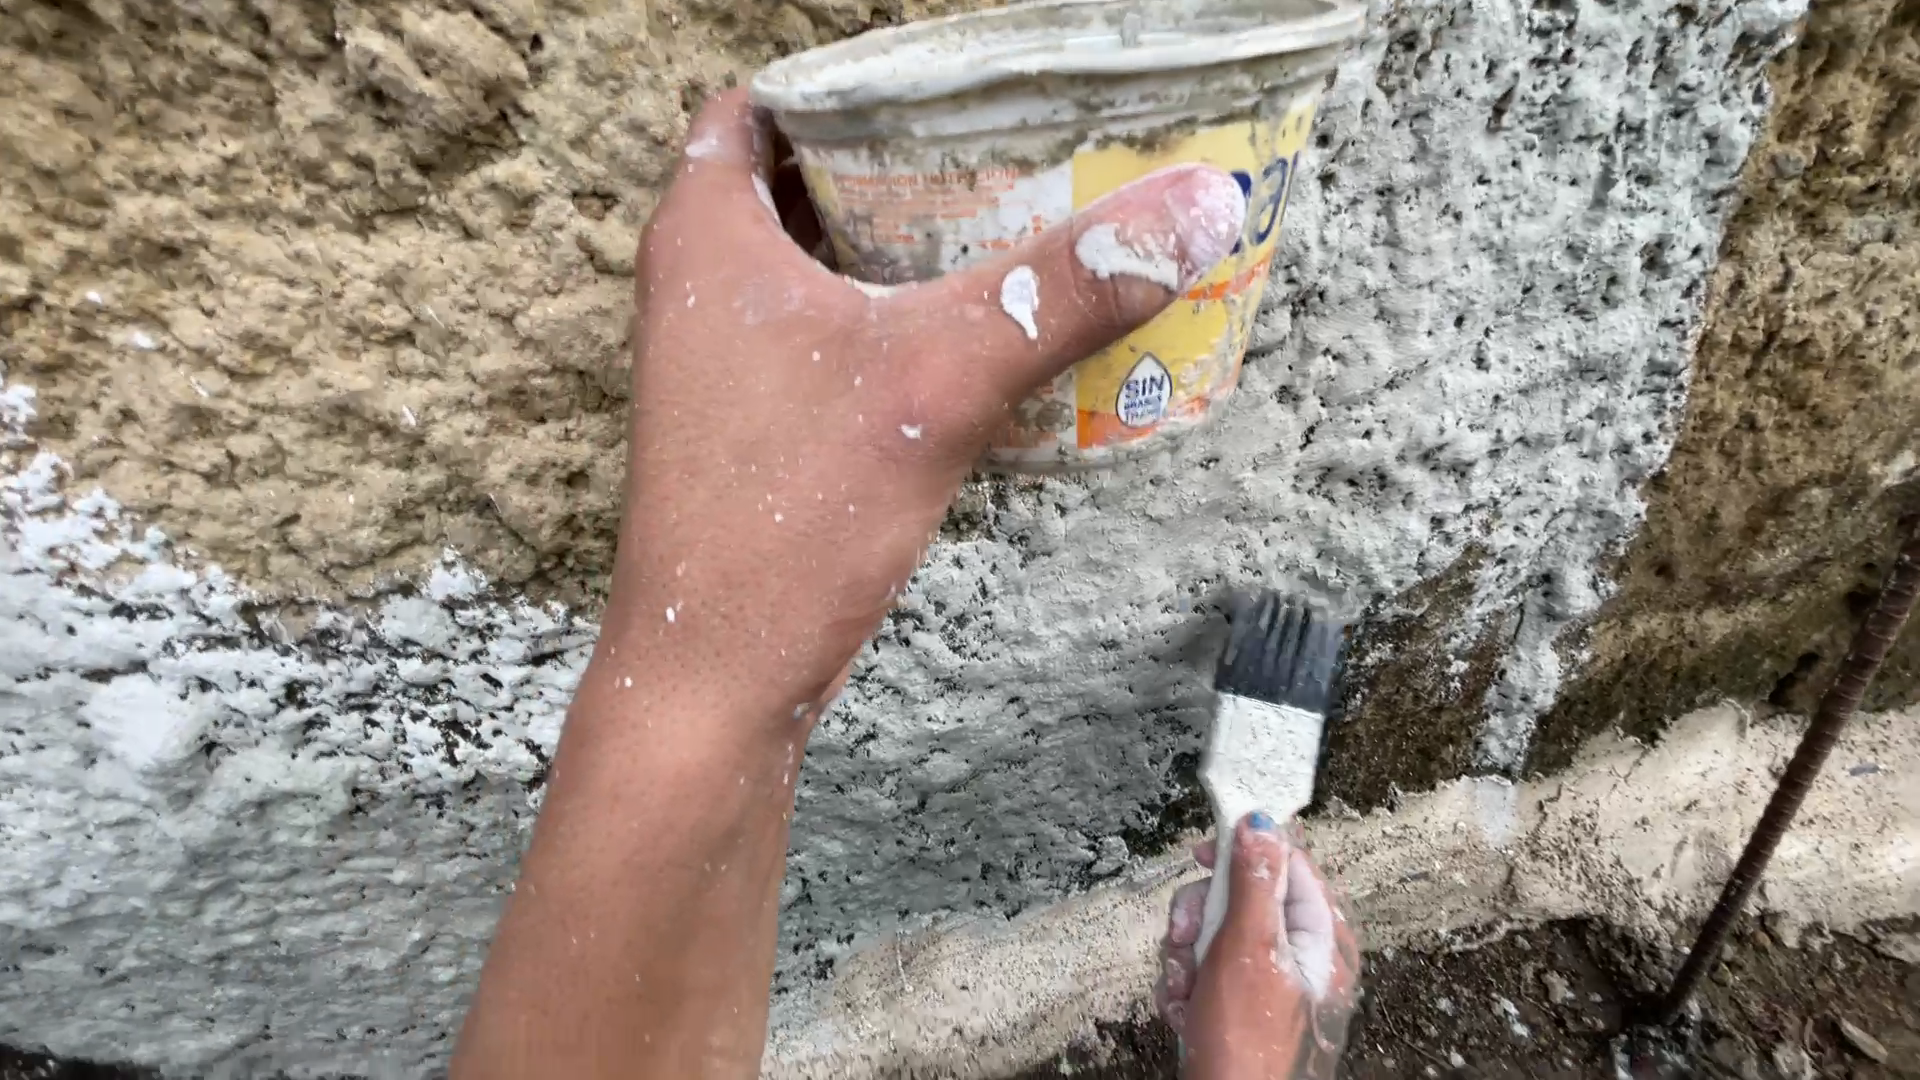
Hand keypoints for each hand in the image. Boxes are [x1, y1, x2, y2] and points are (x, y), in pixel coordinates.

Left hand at [595, 88, 1248, 732]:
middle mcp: (705, 288)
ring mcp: (734, 364)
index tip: (950, 96)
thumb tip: (1198, 207)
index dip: (858, 88)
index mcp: (707, 233)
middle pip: (812, 185)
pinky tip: (976, 342)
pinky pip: (841, 344)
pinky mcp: (769, 426)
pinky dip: (902, 328)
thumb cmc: (790, 519)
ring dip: (909, 253)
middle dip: (904, 168)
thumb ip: (1062, 291)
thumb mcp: (938, 382)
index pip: (772, 104)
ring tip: (1010, 238)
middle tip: (1007, 160)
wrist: (723, 671)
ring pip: (829, 271)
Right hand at [1155, 814, 1361, 1079]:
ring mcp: (1266, 977)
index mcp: (1320, 940)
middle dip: (1200, 914)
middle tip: (1185, 934)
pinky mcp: (1238, 997)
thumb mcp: (1248, 947)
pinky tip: (1184, 1005)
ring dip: (1186, 951)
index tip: (1203, 851)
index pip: (1287, 862)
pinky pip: (1202, 961)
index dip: (1245, 848)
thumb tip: (1260, 821)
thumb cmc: (1247, 1041)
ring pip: (1213, 926)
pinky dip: (1185, 978)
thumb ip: (1255, 880)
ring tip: (1184, 984)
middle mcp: (1298, 955)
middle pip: (1240, 894)